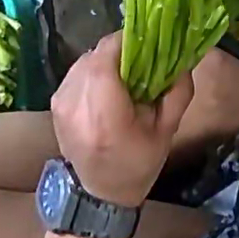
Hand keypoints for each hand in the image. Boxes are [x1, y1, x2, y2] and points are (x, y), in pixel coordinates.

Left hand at [51, 34, 194, 207]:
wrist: (100, 195)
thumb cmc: (137, 164)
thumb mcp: (166, 131)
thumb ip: (177, 92)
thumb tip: (184, 59)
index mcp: (105, 112)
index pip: (107, 54)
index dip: (127, 41)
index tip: (145, 45)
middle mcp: (77, 103)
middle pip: (97, 54)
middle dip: (118, 52)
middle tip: (138, 61)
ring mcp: (61, 102)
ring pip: (85, 60)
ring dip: (104, 61)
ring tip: (122, 76)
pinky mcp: (55, 103)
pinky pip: (75, 72)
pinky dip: (91, 72)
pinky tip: (104, 88)